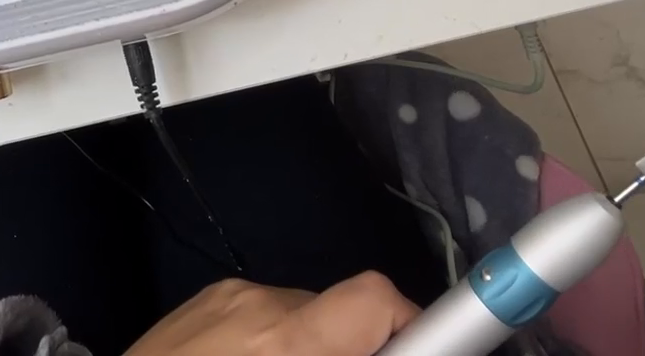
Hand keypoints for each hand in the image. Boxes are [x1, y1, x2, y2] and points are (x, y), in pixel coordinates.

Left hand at [124, 275, 417, 355]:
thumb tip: (396, 348)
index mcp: (291, 339)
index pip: (375, 298)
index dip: (422, 326)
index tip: (439, 352)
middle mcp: (260, 302)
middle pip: (345, 314)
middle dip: (363, 351)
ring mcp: (228, 295)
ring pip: (305, 319)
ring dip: (318, 352)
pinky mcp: (205, 297)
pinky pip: (266, 318)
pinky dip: (279, 346)